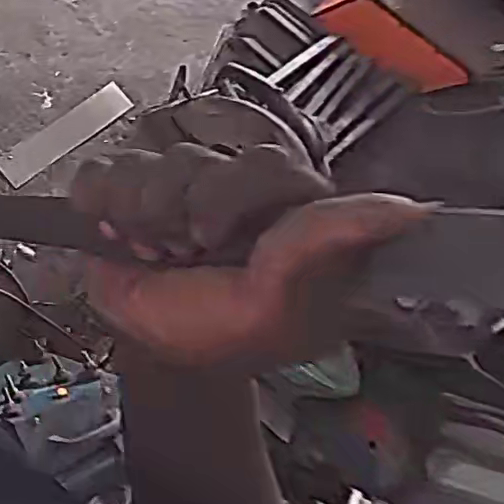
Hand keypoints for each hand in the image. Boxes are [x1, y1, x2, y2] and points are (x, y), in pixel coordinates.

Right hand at [70, 143, 429, 369]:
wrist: (149, 345)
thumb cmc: (219, 333)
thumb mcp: (276, 309)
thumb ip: (322, 251)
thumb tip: (406, 209)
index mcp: (283, 209)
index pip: (261, 163)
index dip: (226, 195)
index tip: (208, 240)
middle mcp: (229, 185)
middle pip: (192, 158)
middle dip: (174, 212)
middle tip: (178, 252)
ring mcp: (171, 181)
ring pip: (142, 163)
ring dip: (135, 216)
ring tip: (148, 250)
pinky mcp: (122, 184)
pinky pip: (100, 171)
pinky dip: (97, 205)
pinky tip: (113, 232)